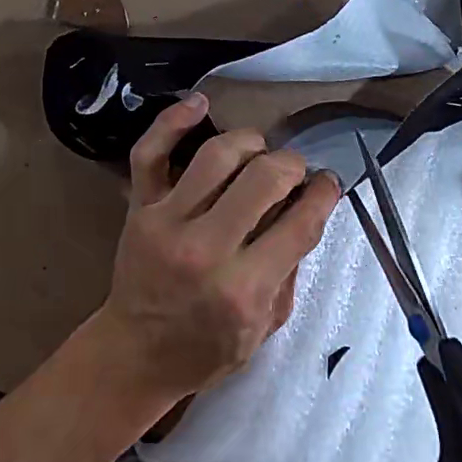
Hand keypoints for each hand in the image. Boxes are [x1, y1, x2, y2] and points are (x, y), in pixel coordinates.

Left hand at [94, 93, 338, 400]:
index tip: (327, 183)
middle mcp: (207, 250)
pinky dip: (173, 121)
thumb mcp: (267, 324)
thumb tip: (307, 208)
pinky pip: (151, 152)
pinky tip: (200, 105)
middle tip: (293, 174)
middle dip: (292, 166)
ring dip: (251, 143)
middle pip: (265, 177)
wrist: (134, 356)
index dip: (324, 192)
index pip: (301, 220)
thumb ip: (291, 267)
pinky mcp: (140, 209)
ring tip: (259, 153)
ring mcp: (167, 223)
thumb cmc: (207, 347)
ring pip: (218, 155)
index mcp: (245, 288)